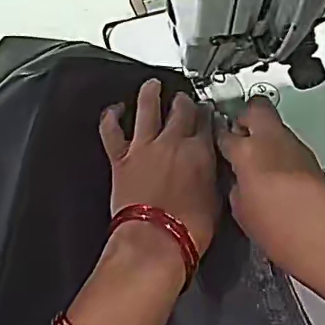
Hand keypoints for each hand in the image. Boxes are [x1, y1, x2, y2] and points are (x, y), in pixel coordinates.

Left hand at [98, 79, 218, 257]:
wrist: (156, 240)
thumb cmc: (188, 229)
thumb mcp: (214, 202)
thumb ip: (210, 179)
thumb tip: (209, 174)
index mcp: (200, 153)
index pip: (207, 124)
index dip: (207, 115)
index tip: (207, 113)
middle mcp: (172, 143)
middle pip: (181, 110)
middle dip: (184, 101)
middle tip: (184, 98)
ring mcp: (144, 147)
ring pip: (147, 109)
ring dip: (150, 93)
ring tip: (151, 85)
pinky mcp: (121, 158)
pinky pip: (112, 131)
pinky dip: (110, 117)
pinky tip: (113, 110)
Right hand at [217, 96, 324, 282]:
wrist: (324, 244)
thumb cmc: (284, 231)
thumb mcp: (240, 209)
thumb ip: (235, 184)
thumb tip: (238, 179)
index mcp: (247, 151)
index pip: (224, 132)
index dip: (218, 136)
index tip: (217, 141)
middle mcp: (273, 141)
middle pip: (255, 108)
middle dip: (243, 117)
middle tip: (236, 133)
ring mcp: (296, 148)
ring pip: (275, 125)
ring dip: (263, 135)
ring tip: (255, 159)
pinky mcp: (312, 160)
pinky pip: (288, 145)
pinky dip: (279, 152)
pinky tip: (274, 174)